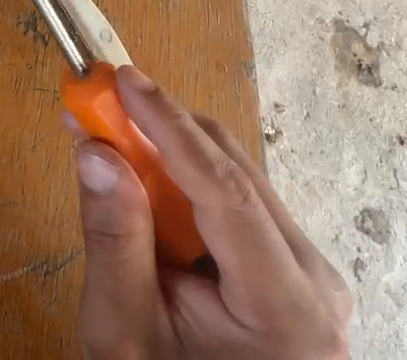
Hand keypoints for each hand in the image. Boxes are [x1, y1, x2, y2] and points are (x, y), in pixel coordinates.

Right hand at [74, 66, 350, 358]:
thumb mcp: (125, 328)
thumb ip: (114, 239)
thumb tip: (94, 151)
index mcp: (288, 307)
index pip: (225, 190)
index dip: (168, 125)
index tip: (122, 78)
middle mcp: (314, 278)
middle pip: (231, 170)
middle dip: (156, 128)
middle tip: (91, 105)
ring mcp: (308, 271)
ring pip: (230, 175)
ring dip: (162, 150)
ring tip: (104, 142)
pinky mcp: (289, 266)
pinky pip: (231, 199)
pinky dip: (178, 178)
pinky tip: (137, 182)